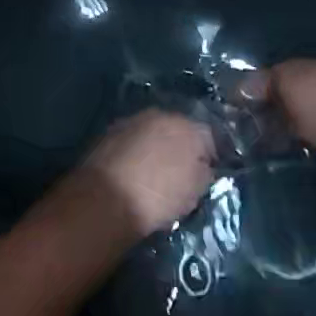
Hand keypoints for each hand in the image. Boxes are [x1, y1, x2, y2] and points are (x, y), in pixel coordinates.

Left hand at [72, 110, 214, 236]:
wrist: (105, 200)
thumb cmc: (158, 198)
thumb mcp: (196, 192)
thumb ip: (205, 172)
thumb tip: (204, 166)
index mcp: (191, 128)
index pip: (210, 137)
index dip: (210, 156)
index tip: (207, 173)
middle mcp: (164, 115)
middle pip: (180, 129)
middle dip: (182, 146)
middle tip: (180, 171)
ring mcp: (135, 120)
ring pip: (154, 131)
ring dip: (157, 146)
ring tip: (153, 170)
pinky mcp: (110, 130)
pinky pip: (132, 139)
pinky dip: (136, 150)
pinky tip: (132, 169)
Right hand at [238, 59, 315, 148]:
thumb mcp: (289, 126)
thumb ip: (268, 126)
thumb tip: (254, 129)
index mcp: (279, 72)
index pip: (248, 85)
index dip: (238, 103)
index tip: (231, 124)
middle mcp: (298, 68)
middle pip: (273, 88)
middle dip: (265, 108)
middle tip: (256, 134)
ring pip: (297, 94)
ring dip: (291, 112)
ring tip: (286, 137)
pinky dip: (313, 114)